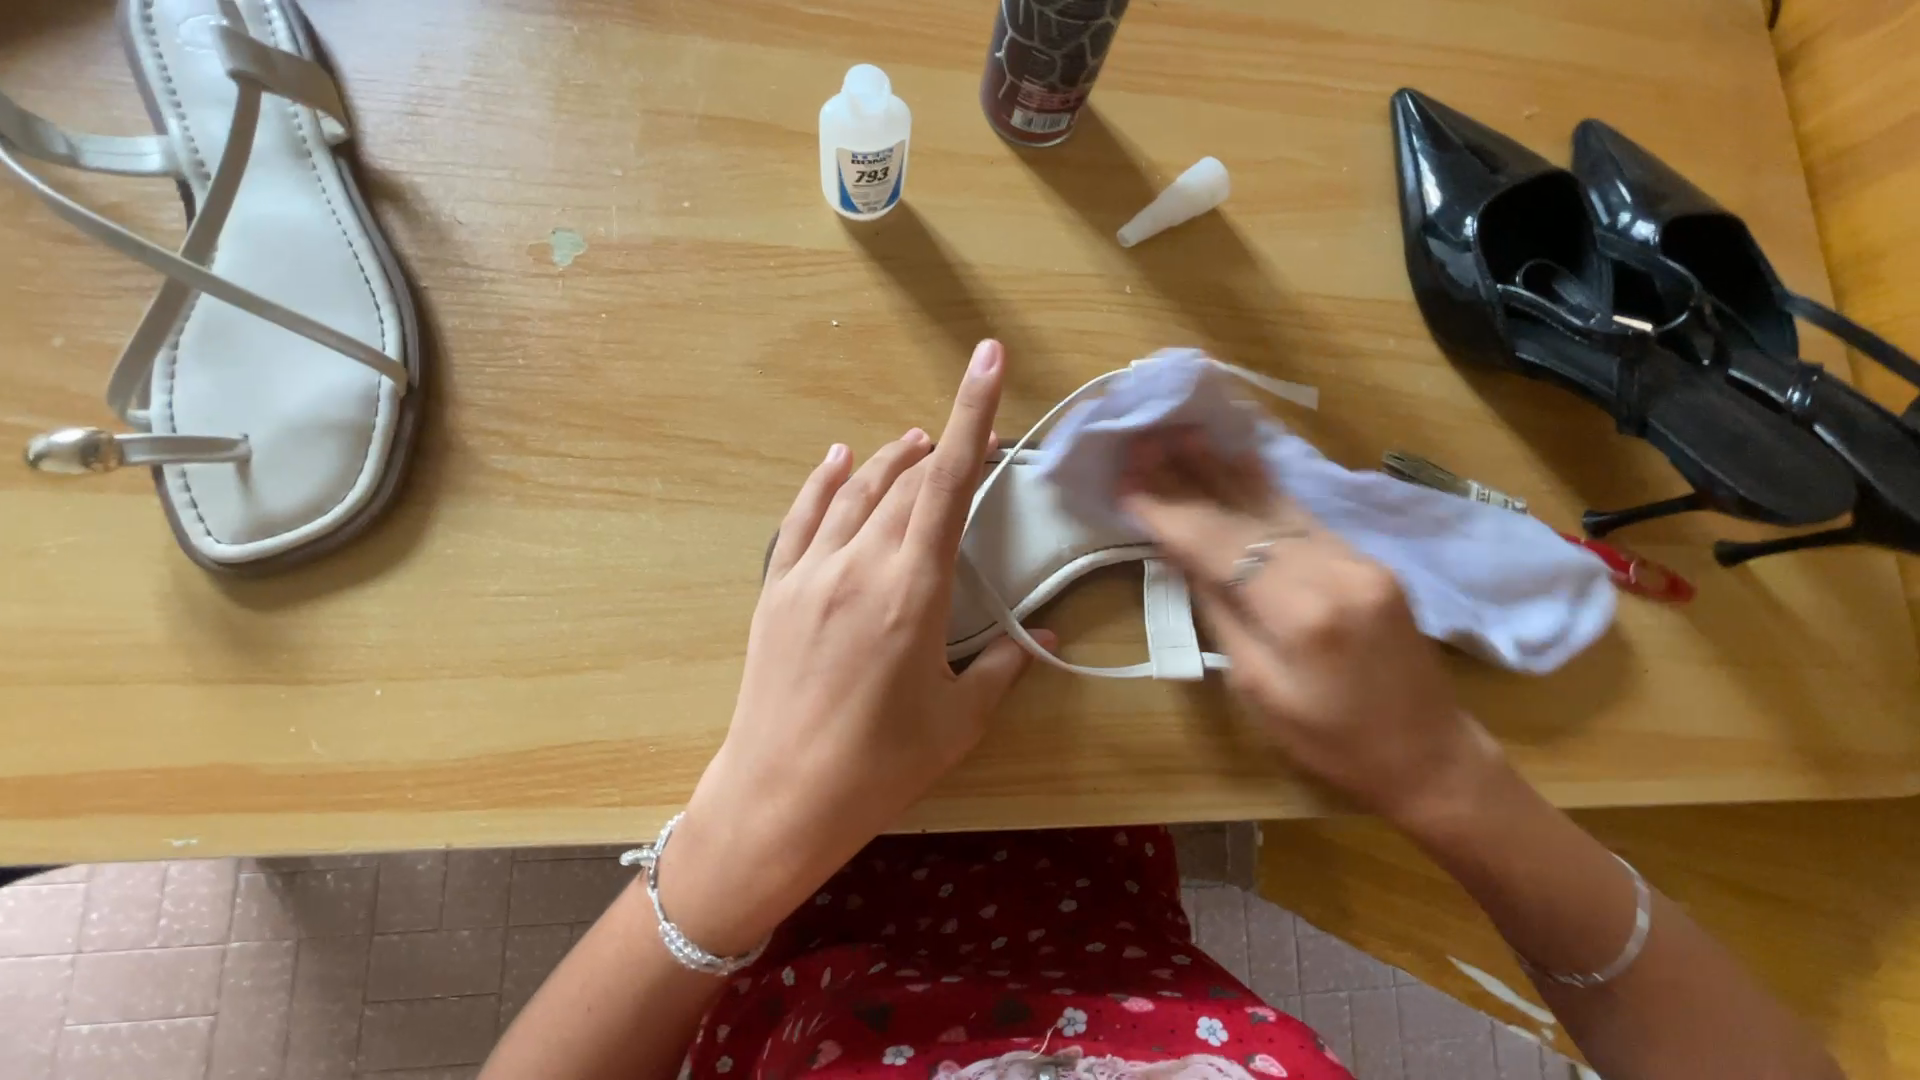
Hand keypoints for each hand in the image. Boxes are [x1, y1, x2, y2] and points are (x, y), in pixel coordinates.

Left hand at [659, 340, 1046, 955]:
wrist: (781, 797)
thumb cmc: (881, 766)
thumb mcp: (958, 721)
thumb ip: (1004, 666)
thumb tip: (1046, 633)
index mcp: (915, 591)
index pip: (951, 483)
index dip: (973, 415)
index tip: (987, 359)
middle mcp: (861, 564)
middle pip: (907, 481)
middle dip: (941, 448)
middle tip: (967, 438)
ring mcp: (810, 572)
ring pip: (856, 492)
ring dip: (890, 461)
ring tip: (915, 443)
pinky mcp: (776, 589)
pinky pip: (802, 518)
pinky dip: (824, 483)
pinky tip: (837, 460)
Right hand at [1117, 428, 1500, 824]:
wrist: (1429, 755)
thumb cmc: (1332, 742)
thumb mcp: (1260, 689)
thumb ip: (1221, 615)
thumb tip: (1183, 557)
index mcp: (1302, 612)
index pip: (1218, 546)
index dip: (1169, 514)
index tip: (1127, 485)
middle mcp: (1334, 569)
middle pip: (1245, 514)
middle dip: (1189, 477)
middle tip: (1145, 441)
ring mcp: (1358, 559)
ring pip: (1276, 506)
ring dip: (1223, 471)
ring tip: (1183, 435)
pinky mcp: (1368, 561)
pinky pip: (1302, 518)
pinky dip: (1263, 490)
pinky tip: (1237, 462)